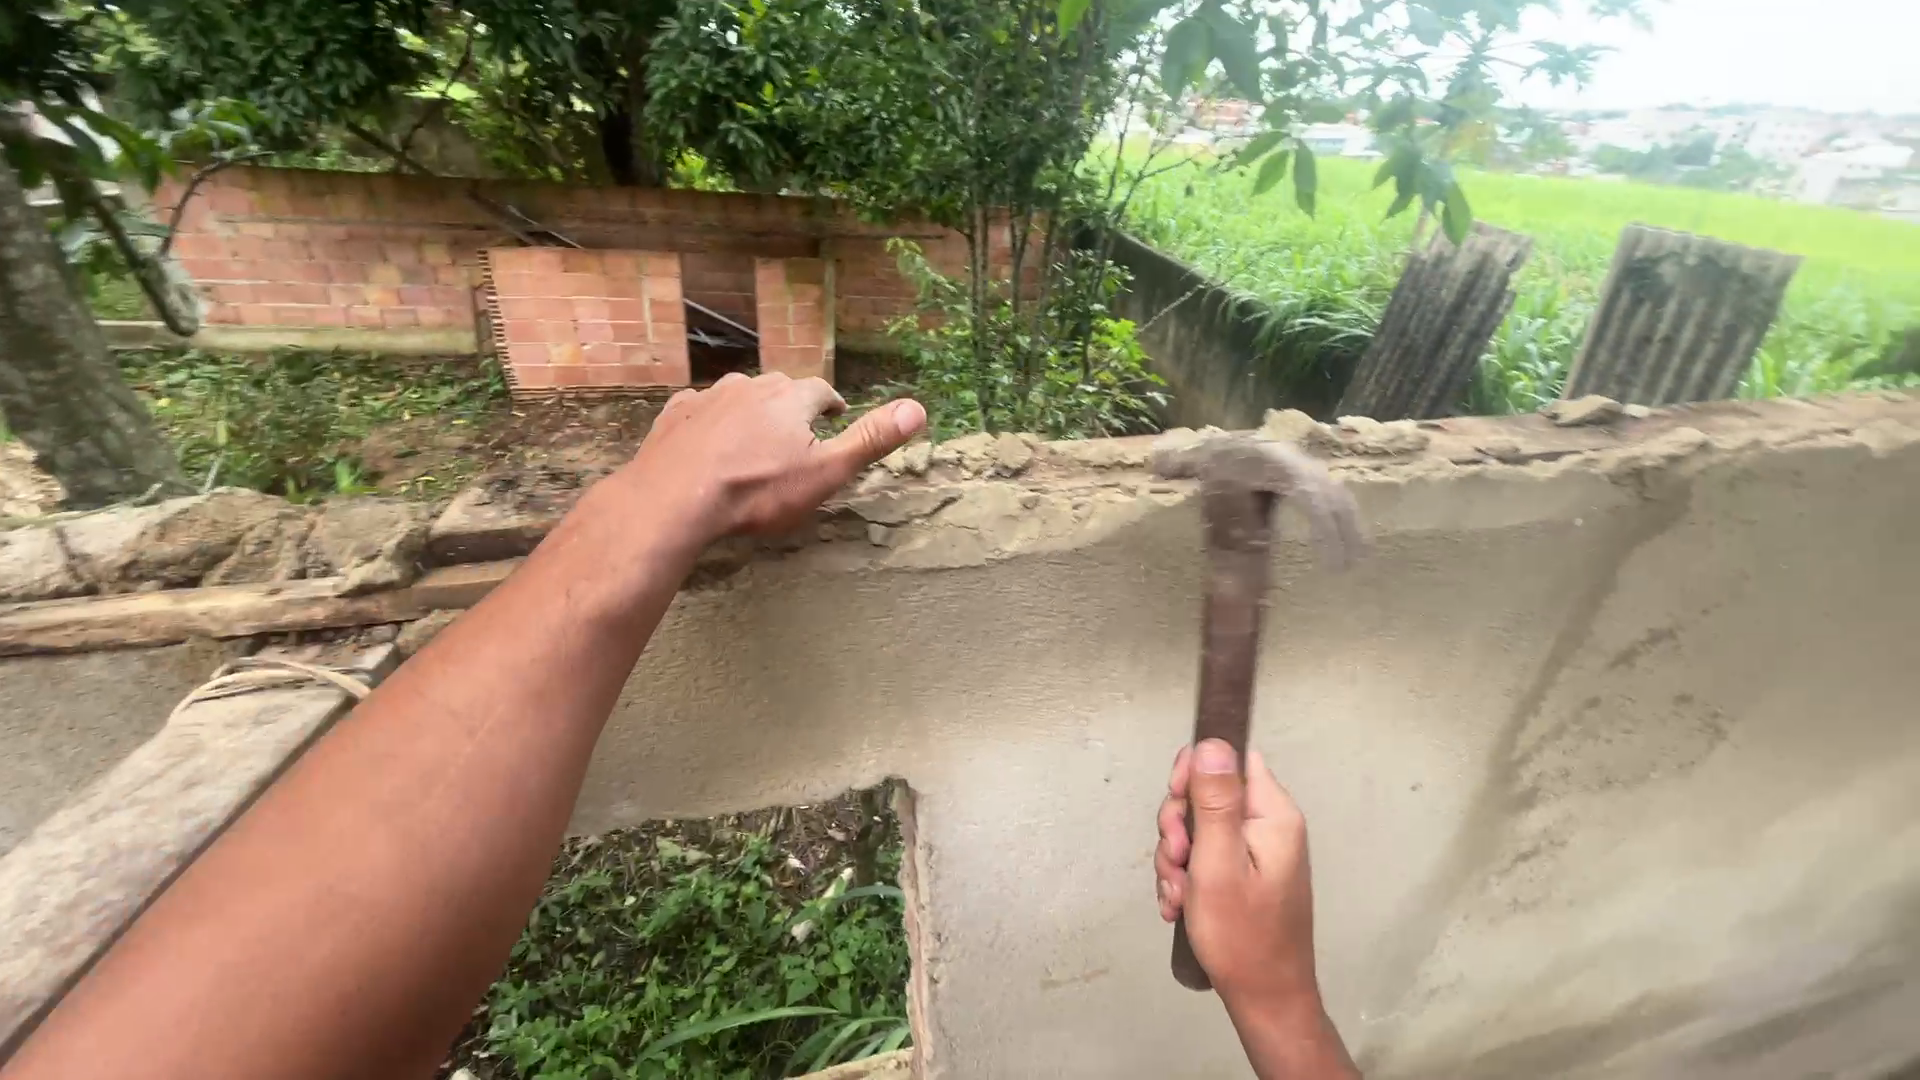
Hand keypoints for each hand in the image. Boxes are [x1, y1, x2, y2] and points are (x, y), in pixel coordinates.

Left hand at [616, 373, 925, 544]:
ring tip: (755, 437)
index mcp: (791, 399)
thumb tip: (918, 408)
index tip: (834, 416)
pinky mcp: (676, 415)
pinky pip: (701, 409)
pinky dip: (711, 420)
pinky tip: (709, 440)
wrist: (676, 500)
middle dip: (792, 407)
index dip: (830, 405)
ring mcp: (708, 398)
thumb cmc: (758, 491)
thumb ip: (870, 439)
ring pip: (740, 396)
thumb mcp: (826, 472)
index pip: (820, 391)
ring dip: (752, 411)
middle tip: (797, 432)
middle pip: (780, 389)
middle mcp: (751, 386)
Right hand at [1155, 740, 1318, 1008]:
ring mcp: (1255, 850)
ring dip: (1175, 857)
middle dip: (1177, 826)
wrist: (1264, 1003)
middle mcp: (1267, 825)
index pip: (1229, 758)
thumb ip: (1214, 801)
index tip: (1177, 802)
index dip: (1194, 772)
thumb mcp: (1218, 862)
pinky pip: (1202, 854)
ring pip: (1196, 827)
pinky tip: (1180, 905)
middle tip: (1177, 861)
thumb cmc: (1242, 935)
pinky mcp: (1243, 872)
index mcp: (1272, 814)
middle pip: (1205, 793)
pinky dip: (1184, 876)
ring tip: (1177, 894)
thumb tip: (1212, 742)